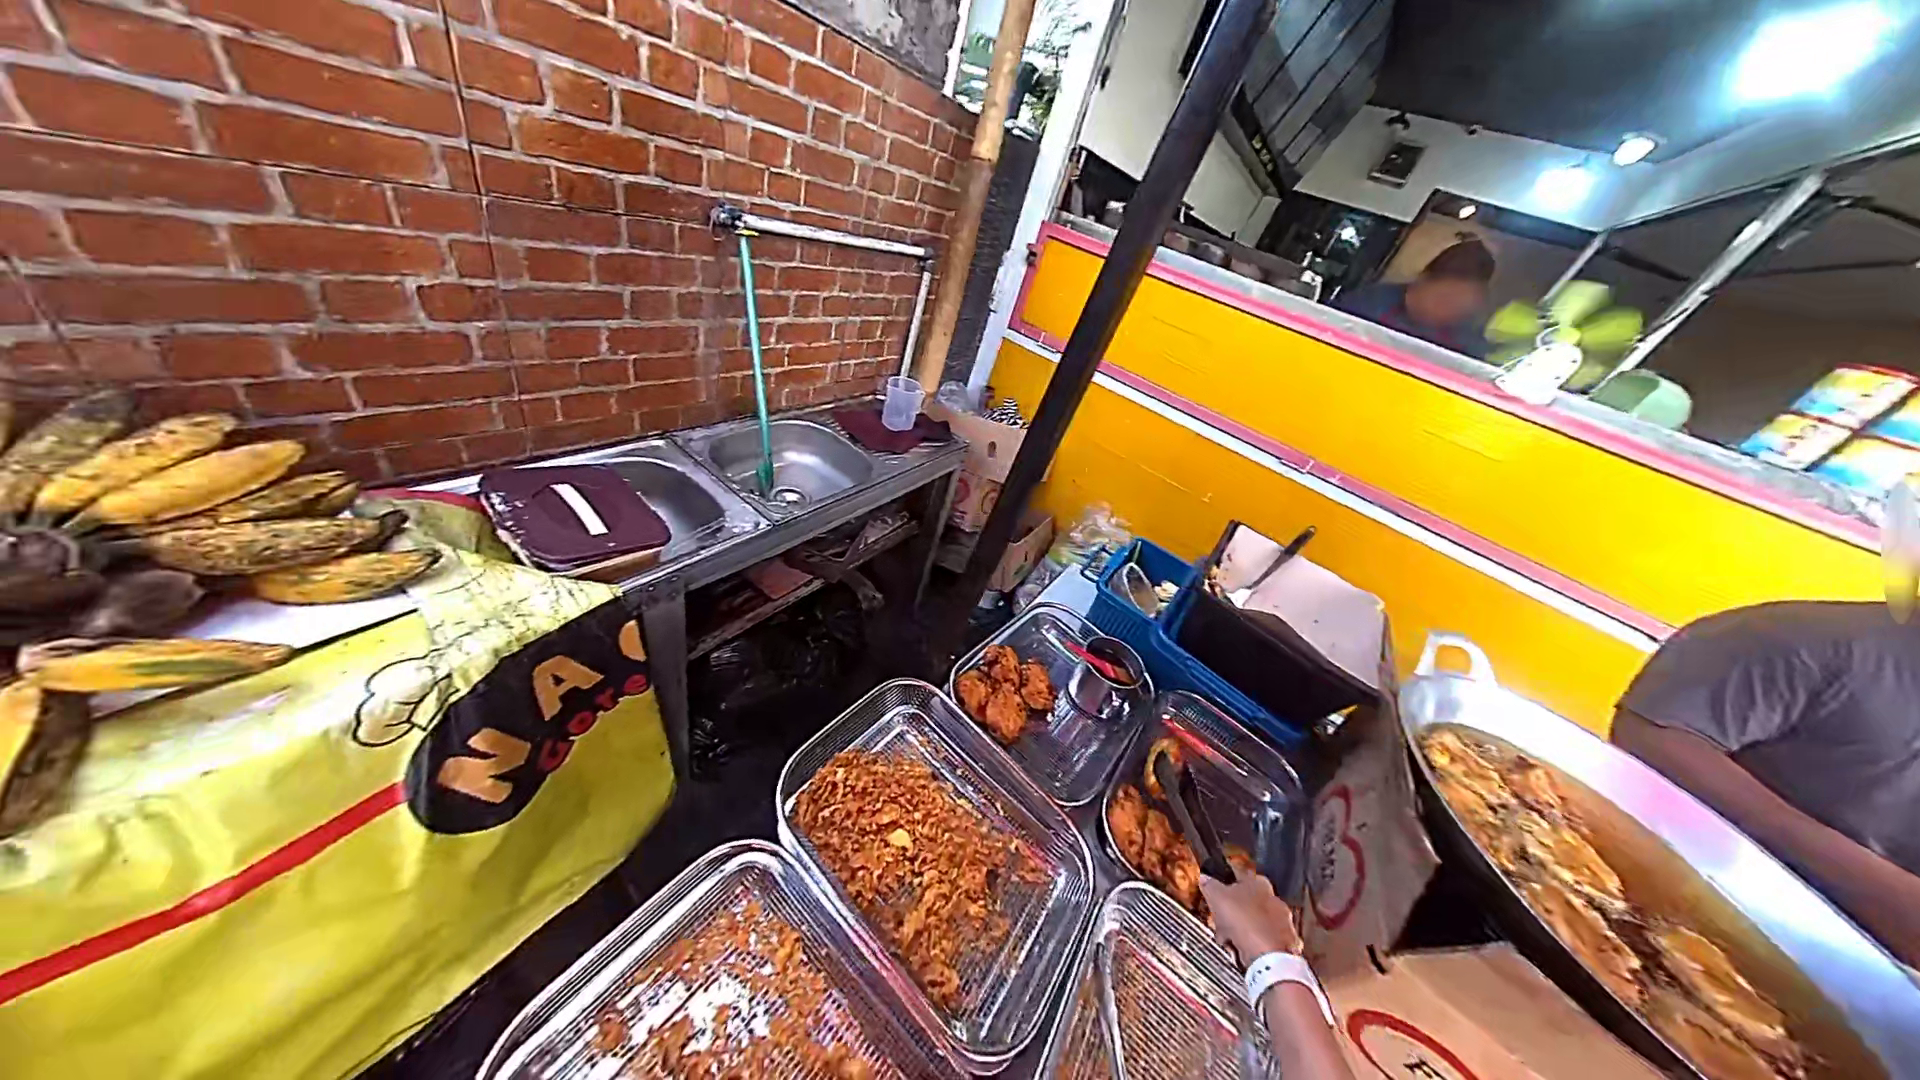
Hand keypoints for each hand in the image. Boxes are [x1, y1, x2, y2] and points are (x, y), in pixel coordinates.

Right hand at [1200, 873, 1300, 966]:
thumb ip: (1209, 885)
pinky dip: (1253, 946)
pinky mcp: (1287, 946)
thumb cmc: (1244, 922)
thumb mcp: (1216, 897)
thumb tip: (1205, 879)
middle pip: (1247, 902)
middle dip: (1232, 913)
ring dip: (1241, 931)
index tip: (1216, 895)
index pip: (1239, 877)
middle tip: (1220, 922)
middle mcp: (1275, 900)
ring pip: (1255, 923)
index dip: (1225, 886)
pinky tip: (1242, 951)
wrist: (1268, 957)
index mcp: (1259, 883)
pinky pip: (1263, 942)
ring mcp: (1283, 924)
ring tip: (1229, 940)